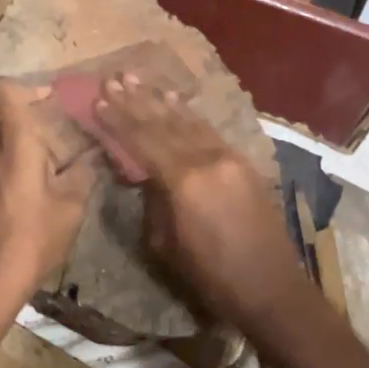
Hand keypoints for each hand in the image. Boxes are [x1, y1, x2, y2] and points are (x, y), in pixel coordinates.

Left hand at [0, 77, 99, 305]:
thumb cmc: (34, 237)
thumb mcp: (72, 205)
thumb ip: (82, 170)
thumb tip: (91, 153)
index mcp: (14, 143)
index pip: (5, 91)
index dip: (26, 87)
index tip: (50, 101)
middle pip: (12, 122)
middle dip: (39, 132)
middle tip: (67, 154)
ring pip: (3, 147)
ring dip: (25, 155)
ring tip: (50, 183)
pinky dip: (11, 173)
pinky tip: (27, 202)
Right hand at [92, 73, 303, 323]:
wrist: (270, 289)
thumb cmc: (210, 276)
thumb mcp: (164, 244)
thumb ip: (152, 201)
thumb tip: (144, 175)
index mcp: (183, 180)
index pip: (142, 140)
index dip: (117, 119)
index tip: (98, 99)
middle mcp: (206, 159)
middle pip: (163, 123)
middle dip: (135, 101)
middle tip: (113, 78)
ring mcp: (229, 157)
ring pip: (187, 120)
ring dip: (160, 99)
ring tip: (137, 79)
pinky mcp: (243, 162)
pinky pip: (207, 130)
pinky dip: (187, 113)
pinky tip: (175, 101)